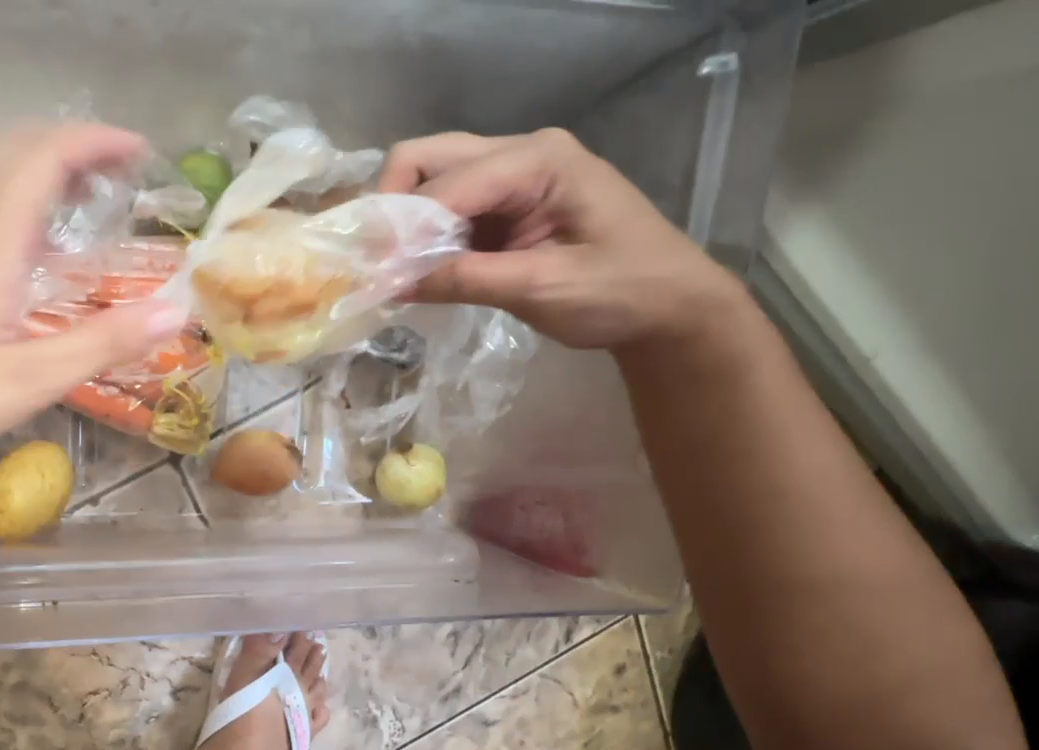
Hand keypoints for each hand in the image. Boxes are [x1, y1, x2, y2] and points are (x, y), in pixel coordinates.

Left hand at [0, 124, 187, 466]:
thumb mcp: (31, 378)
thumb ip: (105, 342)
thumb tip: (175, 312)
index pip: (45, 155)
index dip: (95, 141)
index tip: (140, 152)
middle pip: (17, 152)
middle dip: (72, 148)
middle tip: (121, 172)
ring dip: (43, 173)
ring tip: (90, 202)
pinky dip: (19, 206)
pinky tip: (39, 256)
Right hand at [378, 129, 749, 350]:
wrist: (667, 306)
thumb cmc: (621, 291)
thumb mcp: (542, 288)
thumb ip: (466, 279)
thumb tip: (392, 283)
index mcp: (540, 161)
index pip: (448, 184)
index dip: (402, 228)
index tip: (371, 274)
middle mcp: (519, 154)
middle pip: (427, 159)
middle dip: (391, 208)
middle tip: (375, 262)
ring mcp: (510, 177)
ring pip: (429, 179)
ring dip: (404, 223)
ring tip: (394, 271)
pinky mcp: (502, 206)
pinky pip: (445, 209)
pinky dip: (422, 238)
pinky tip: (417, 272)